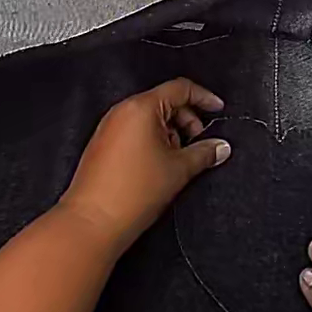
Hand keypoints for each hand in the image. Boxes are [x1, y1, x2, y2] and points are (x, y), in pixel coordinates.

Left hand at [59, 78, 229, 252]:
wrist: (91, 223)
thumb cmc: (133, 192)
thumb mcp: (178, 169)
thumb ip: (204, 152)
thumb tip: (221, 147)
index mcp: (142, 107)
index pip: (180, 88)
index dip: (204, 97)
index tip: (218, 109)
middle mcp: (123, 110)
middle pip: (166, 101)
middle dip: (188, 119)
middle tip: (200, 142)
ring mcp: (110, 126)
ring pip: (151, 117)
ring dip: (171, 131)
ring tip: (180, 158)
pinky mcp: (103, 143)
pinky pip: (135, 129)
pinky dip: (154, 139)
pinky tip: (161, 163)